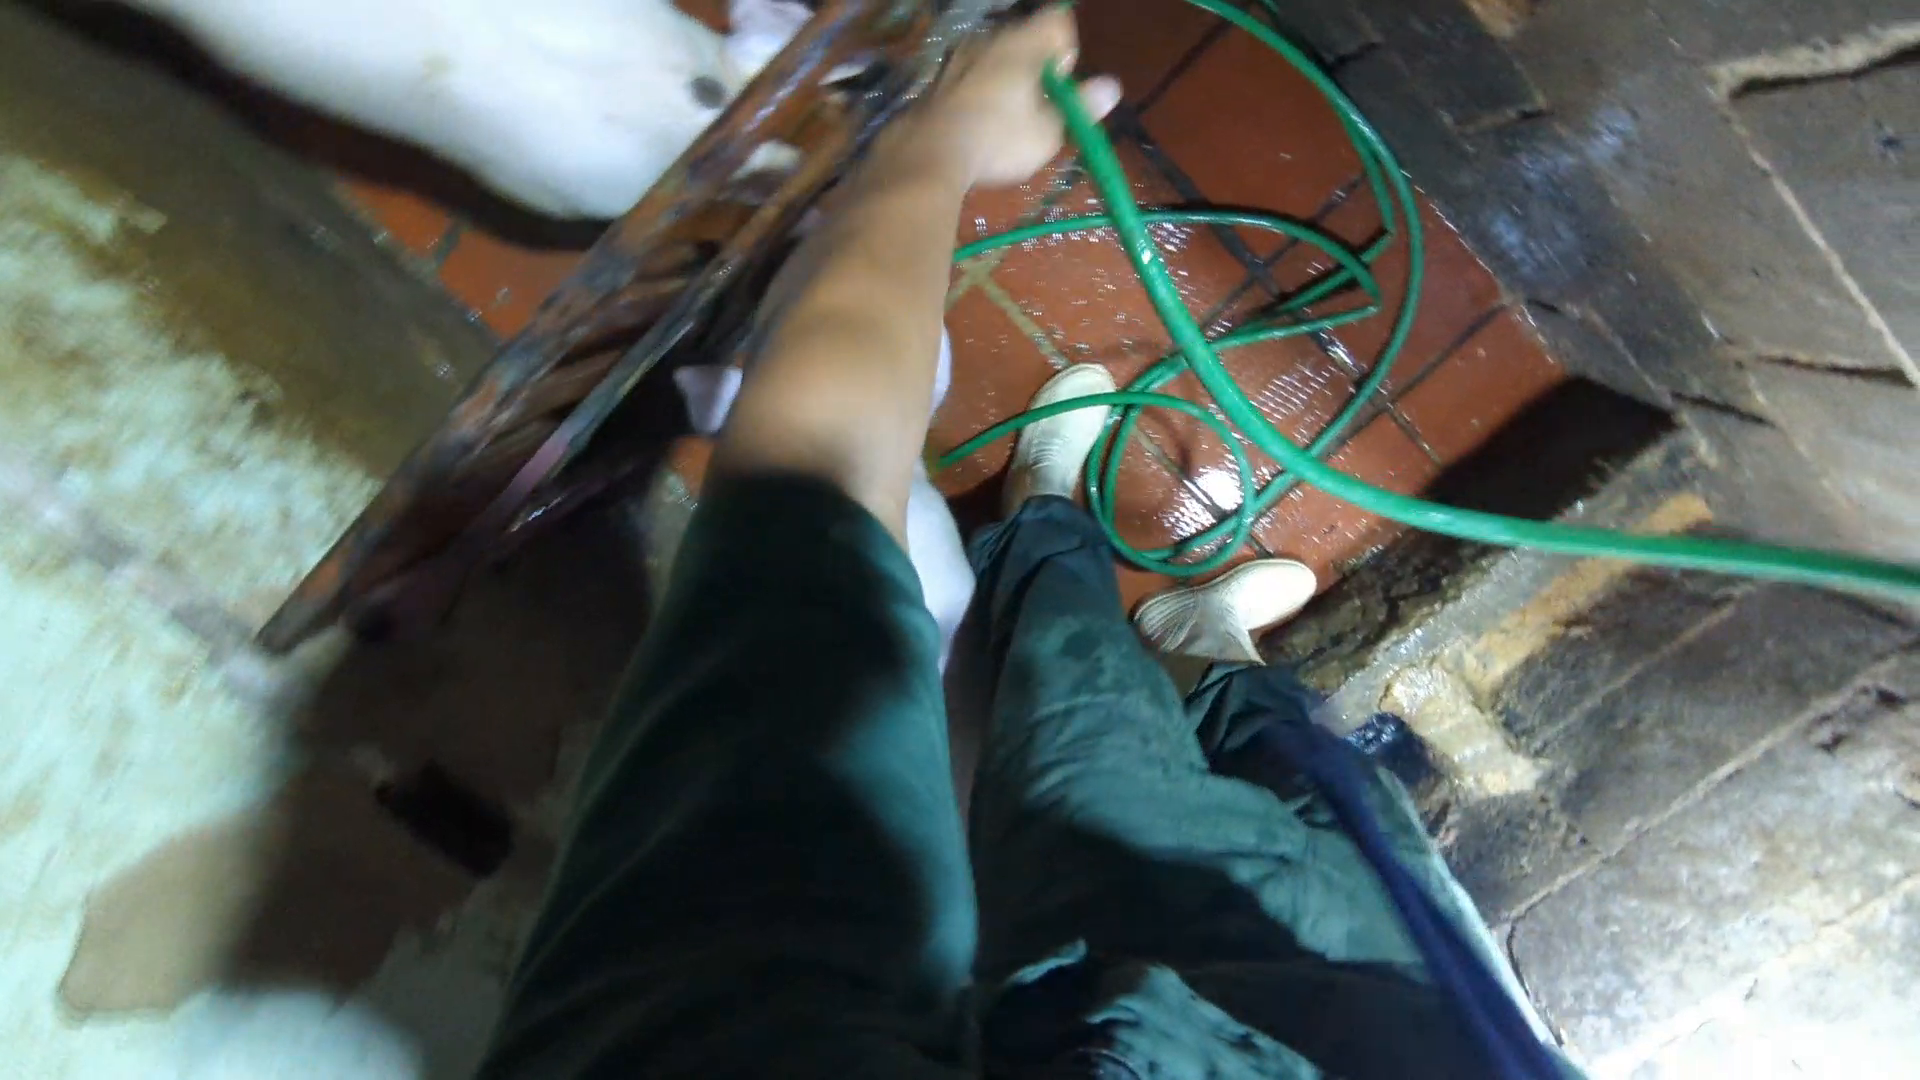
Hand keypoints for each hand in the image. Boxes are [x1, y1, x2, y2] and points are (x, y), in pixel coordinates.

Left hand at [915, 7, 1122, 187]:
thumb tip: (1112, 86)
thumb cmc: (998, 141)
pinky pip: (966, 83)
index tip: (1059, 88)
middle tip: (1034, 115)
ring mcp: (957, 58)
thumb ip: (1080, 108)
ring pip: (992, 63)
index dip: (1065, 53)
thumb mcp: (1047, 132)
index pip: (1059, 21)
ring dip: (1002, 87)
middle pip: (1023, 43)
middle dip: (1034, 73)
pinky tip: (973, 133)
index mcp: (1023, 42)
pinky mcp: (935, 83)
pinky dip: (975, 101)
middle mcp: (989, 38)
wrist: (928, 154)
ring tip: (1002, 128)